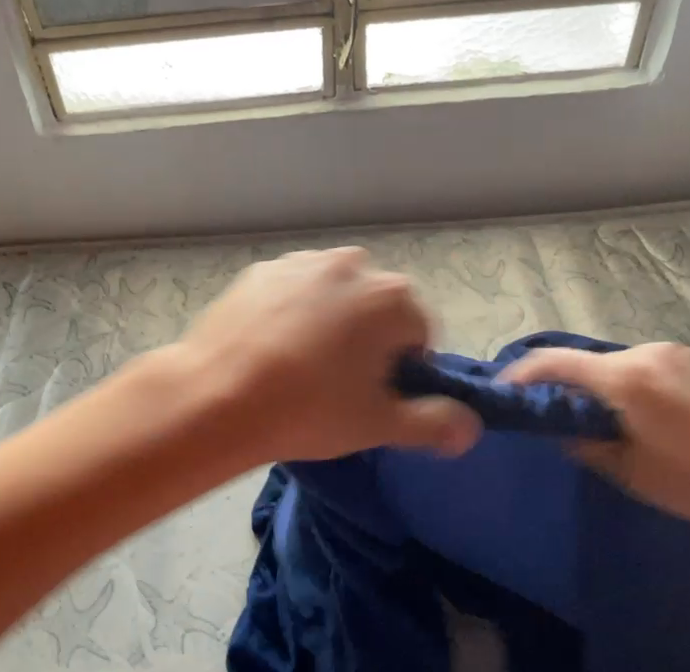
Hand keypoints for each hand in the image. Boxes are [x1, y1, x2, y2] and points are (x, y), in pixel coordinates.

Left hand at [172, 248, 480, 462]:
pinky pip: (293, 289)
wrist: (218, 395)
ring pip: (335, 294)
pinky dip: (292, 309)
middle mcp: (352, 265)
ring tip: (302, 364)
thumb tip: (471, 427)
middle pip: (377, 306)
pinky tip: (272, 345)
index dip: (404, 369)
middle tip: (339, 383)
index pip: (419, 333)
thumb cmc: (309, 410)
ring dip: (332, 319)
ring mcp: (303, 262)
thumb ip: (434, 422)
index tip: (375, 395)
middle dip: (370, 338)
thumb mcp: (379, 424)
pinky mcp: (262, 269)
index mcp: (391, 298)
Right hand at [500, 343, 689, 540]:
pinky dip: (623, 383)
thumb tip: (555, 424)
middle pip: (585, 361)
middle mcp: (646, 352)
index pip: (556, 362)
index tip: (503, 390)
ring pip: (612, 363)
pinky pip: (640, 366)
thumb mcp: (630, 471)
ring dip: (595, 384)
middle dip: (561, 383)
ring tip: (591, 418)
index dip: (523, 373)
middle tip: (547, 413)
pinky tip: (631, 413)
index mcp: (628, 378)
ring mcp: (672, 353)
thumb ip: (583, 440)